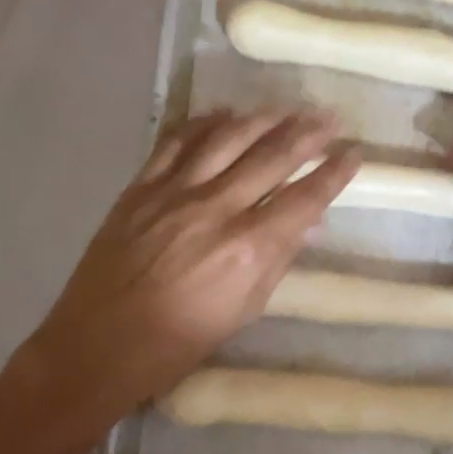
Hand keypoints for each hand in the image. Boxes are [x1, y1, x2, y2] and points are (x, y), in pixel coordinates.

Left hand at [26, 109, 359, 408]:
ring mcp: (174, 193)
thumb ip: (277, 262)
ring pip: (227, 138)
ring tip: (286, 108)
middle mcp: (216, 210)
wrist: (98, 345)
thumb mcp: (242, 312)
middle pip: (272, 156)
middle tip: (330, 116)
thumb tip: (308, 223)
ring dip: (263, 118)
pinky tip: (224, 114)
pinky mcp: (140, 188)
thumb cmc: (178, 343)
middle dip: (308, 133)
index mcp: (248, 249)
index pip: (304, 198)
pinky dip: (205, 123)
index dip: (334, 173)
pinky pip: (176, 142)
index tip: (354, 153)